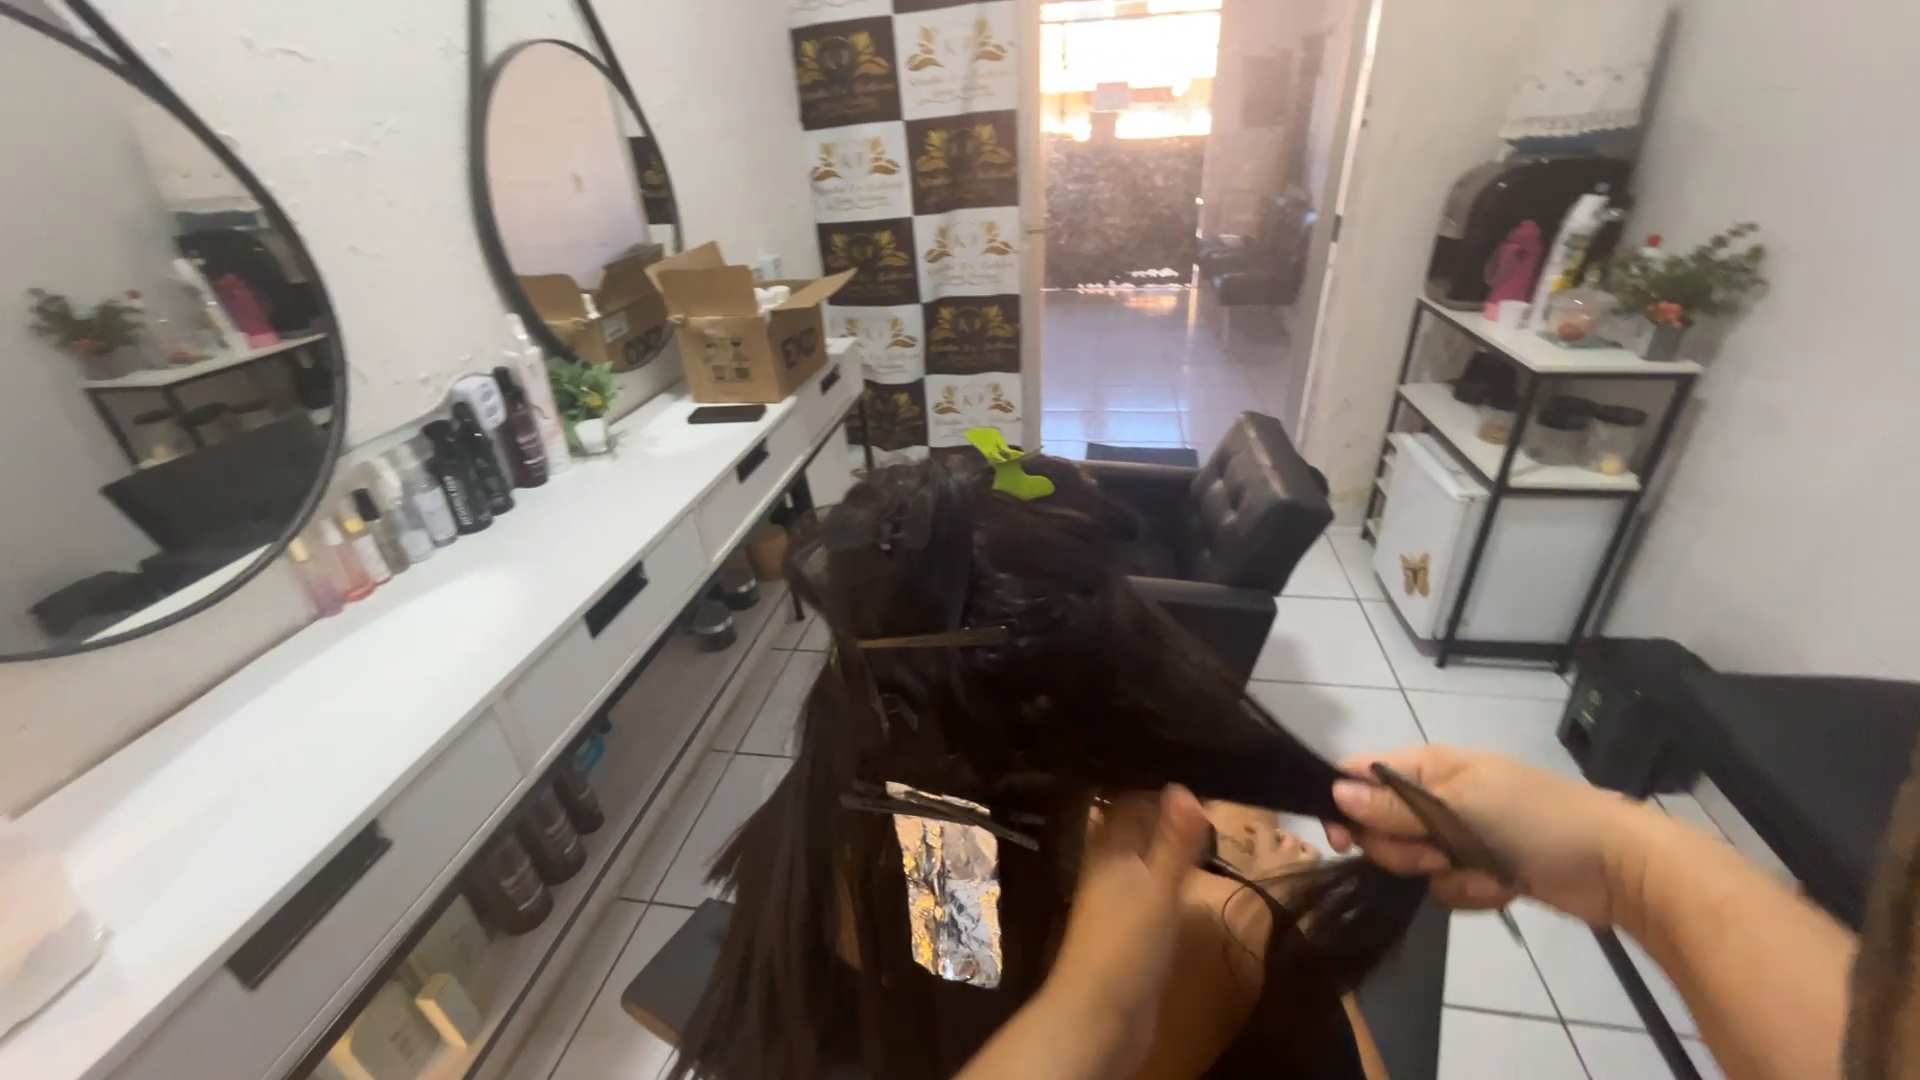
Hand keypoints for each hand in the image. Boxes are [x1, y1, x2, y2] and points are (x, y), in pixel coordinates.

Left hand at [1041, 786, 1211, 1074]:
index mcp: (1109, 843)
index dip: (1157, 777)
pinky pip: (1152, 877)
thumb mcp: (1157, 888)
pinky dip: (1170, 865)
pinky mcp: (1131, 918)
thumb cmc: (1125, 945)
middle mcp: (1110, 859)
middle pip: (1137, 819)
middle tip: (1209, 779)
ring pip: (1146, 848)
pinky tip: (1192, 861)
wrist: (1099, 1017)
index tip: (1190, 756)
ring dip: (1170, 833)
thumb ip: (1173, 840)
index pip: (1129, 794)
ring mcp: (1119, 889)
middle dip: (1167, 802)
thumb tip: (1184, 784)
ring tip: (1208, 811)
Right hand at [1324, 746, 1654, 925]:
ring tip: (1483, 870)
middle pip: (1377, 826)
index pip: (1358, 775)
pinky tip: (1503, 886)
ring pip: (1411, 861)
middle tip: (1439, 853)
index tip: (1345, 840)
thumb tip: (1335, 793)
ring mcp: (1456, 833)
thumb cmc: (1535, 818)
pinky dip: (1470, 891)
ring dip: (1443, 874)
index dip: (1343, 804)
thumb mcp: (1458, 805)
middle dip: (1404, 849)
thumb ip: (1394, 805)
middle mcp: (1432, 796)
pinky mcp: (1478, 868)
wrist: (1620, 866)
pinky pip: (1445, 886)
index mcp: (1425, 766)